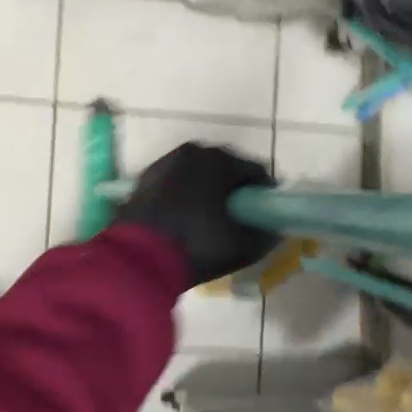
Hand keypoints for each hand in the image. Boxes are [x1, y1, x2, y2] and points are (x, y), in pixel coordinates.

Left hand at [113, 143, 278, 287]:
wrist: (137, 258)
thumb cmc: (196, 246)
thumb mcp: (243, 247)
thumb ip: (266, 234)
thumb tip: (273, 229)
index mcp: (219, 161)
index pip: (255, 171)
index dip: (263, 193)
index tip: (264, 215)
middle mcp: (191, 152)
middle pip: (224, 168)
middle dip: (233, 188)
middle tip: (237, 216)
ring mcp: (163, 163)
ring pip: (196, 173)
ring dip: (206, 188)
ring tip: (209, 217)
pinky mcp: (143, 178)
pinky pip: (174, 181)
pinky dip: (182, 192)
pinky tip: (183, 215)